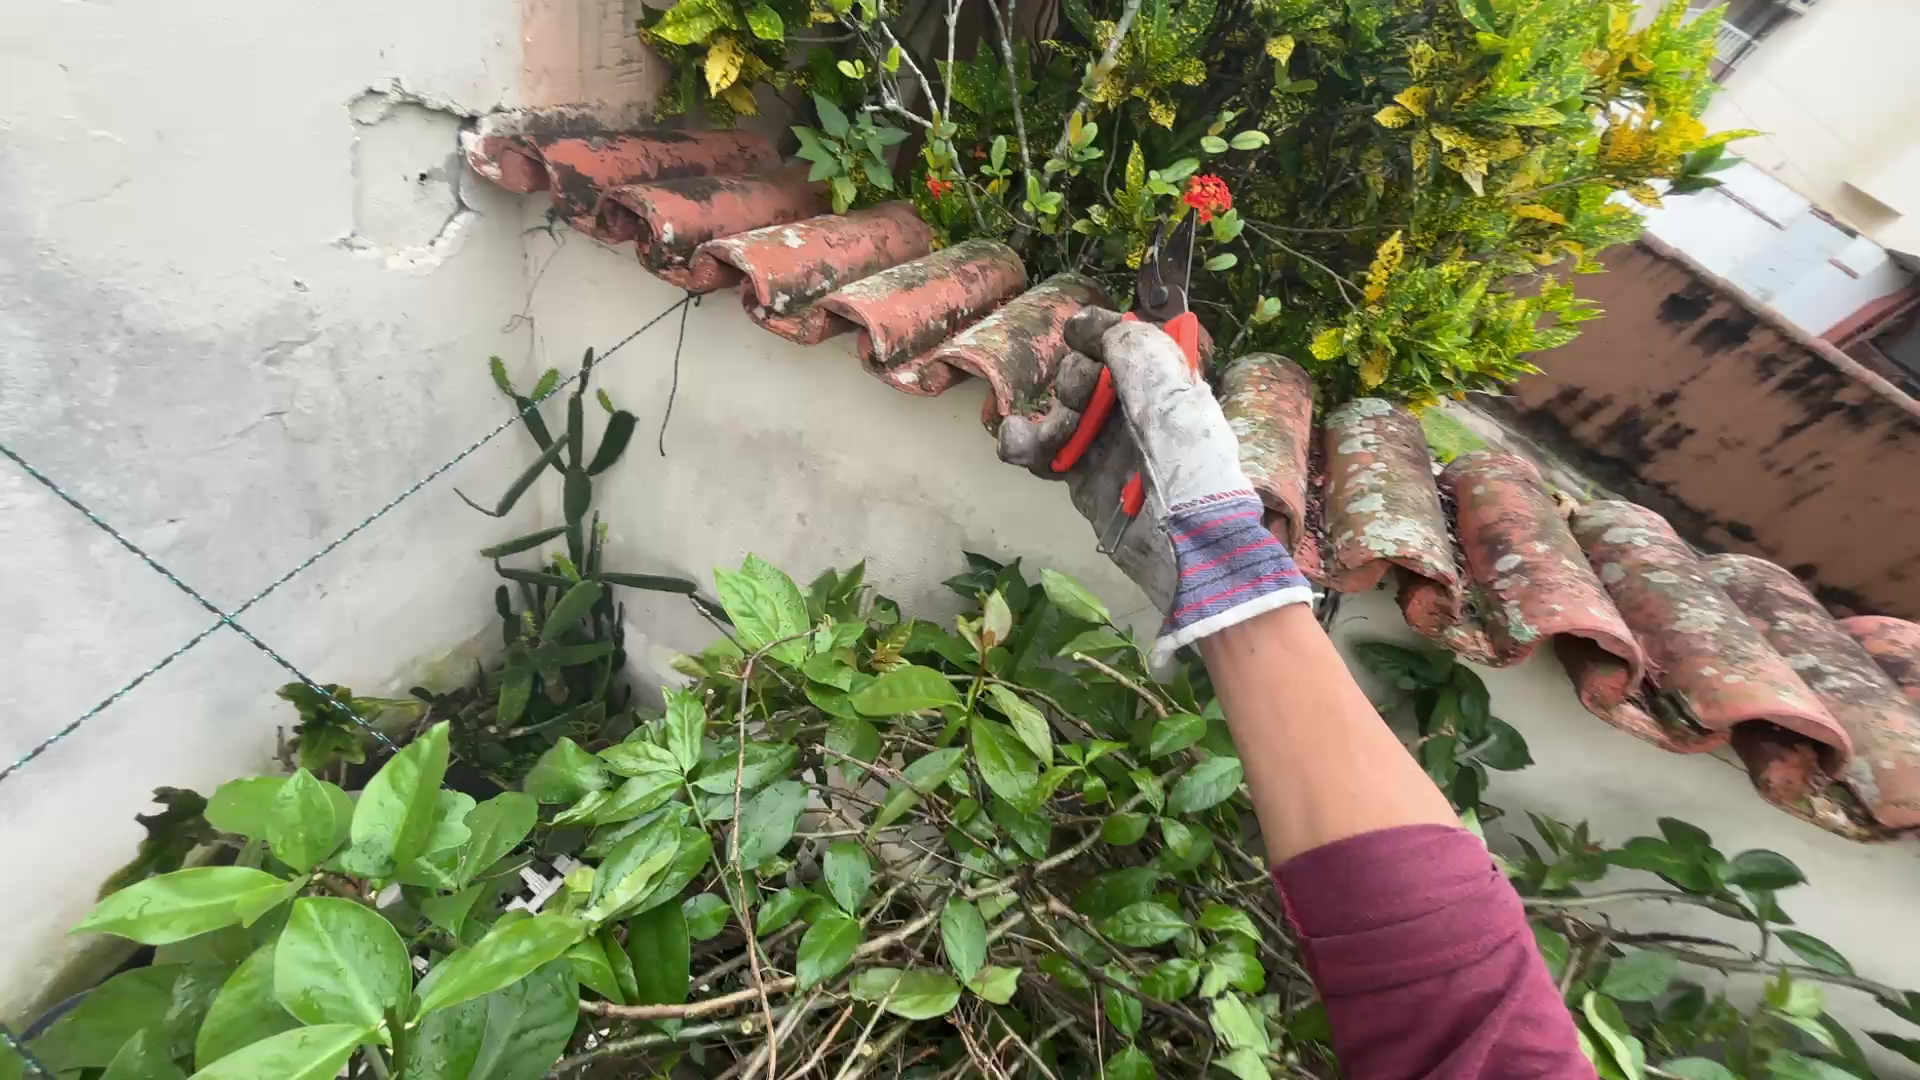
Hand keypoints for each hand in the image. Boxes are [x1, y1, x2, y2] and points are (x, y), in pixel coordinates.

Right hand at [998, 308, 1312, 666]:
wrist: (1186, 556)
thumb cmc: (1188, 471)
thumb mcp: (1172, 399)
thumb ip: (1135, 352)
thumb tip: (1093, 324)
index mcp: (1168, 387)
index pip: (1127, 345)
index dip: (1099, 335)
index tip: (1076, 334)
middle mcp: (1139, 414)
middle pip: (1087, 378)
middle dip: (1072, 385)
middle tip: (1078, 404)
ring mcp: (1110, 449)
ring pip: (1062, 415)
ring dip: (1044, 420)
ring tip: (1043, 440)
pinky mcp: (1085, 483)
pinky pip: (1047, 454)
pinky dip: (1025, 447)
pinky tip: (1014, 445)